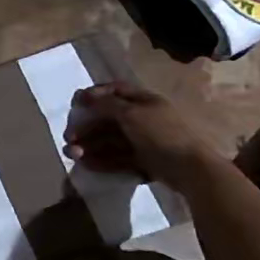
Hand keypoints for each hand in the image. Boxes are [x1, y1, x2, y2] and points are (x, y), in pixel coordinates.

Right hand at [62, 82, 216, 184]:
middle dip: (87, 126)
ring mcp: (145, 141)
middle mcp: (144, 118)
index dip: (95, 94)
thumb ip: (106, 104)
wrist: (191, 169)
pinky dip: (103, 160)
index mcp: (144, 101)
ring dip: (90, 145)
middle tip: (68, 136)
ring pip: (111, 141)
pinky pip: (119, 158)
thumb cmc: (161, 133)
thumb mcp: (131, 114)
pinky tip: (87, 165)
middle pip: (109, 119)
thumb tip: (84, 95)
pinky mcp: (145, 162)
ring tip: (72, 154)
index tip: (76, 103)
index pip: (116, 90)